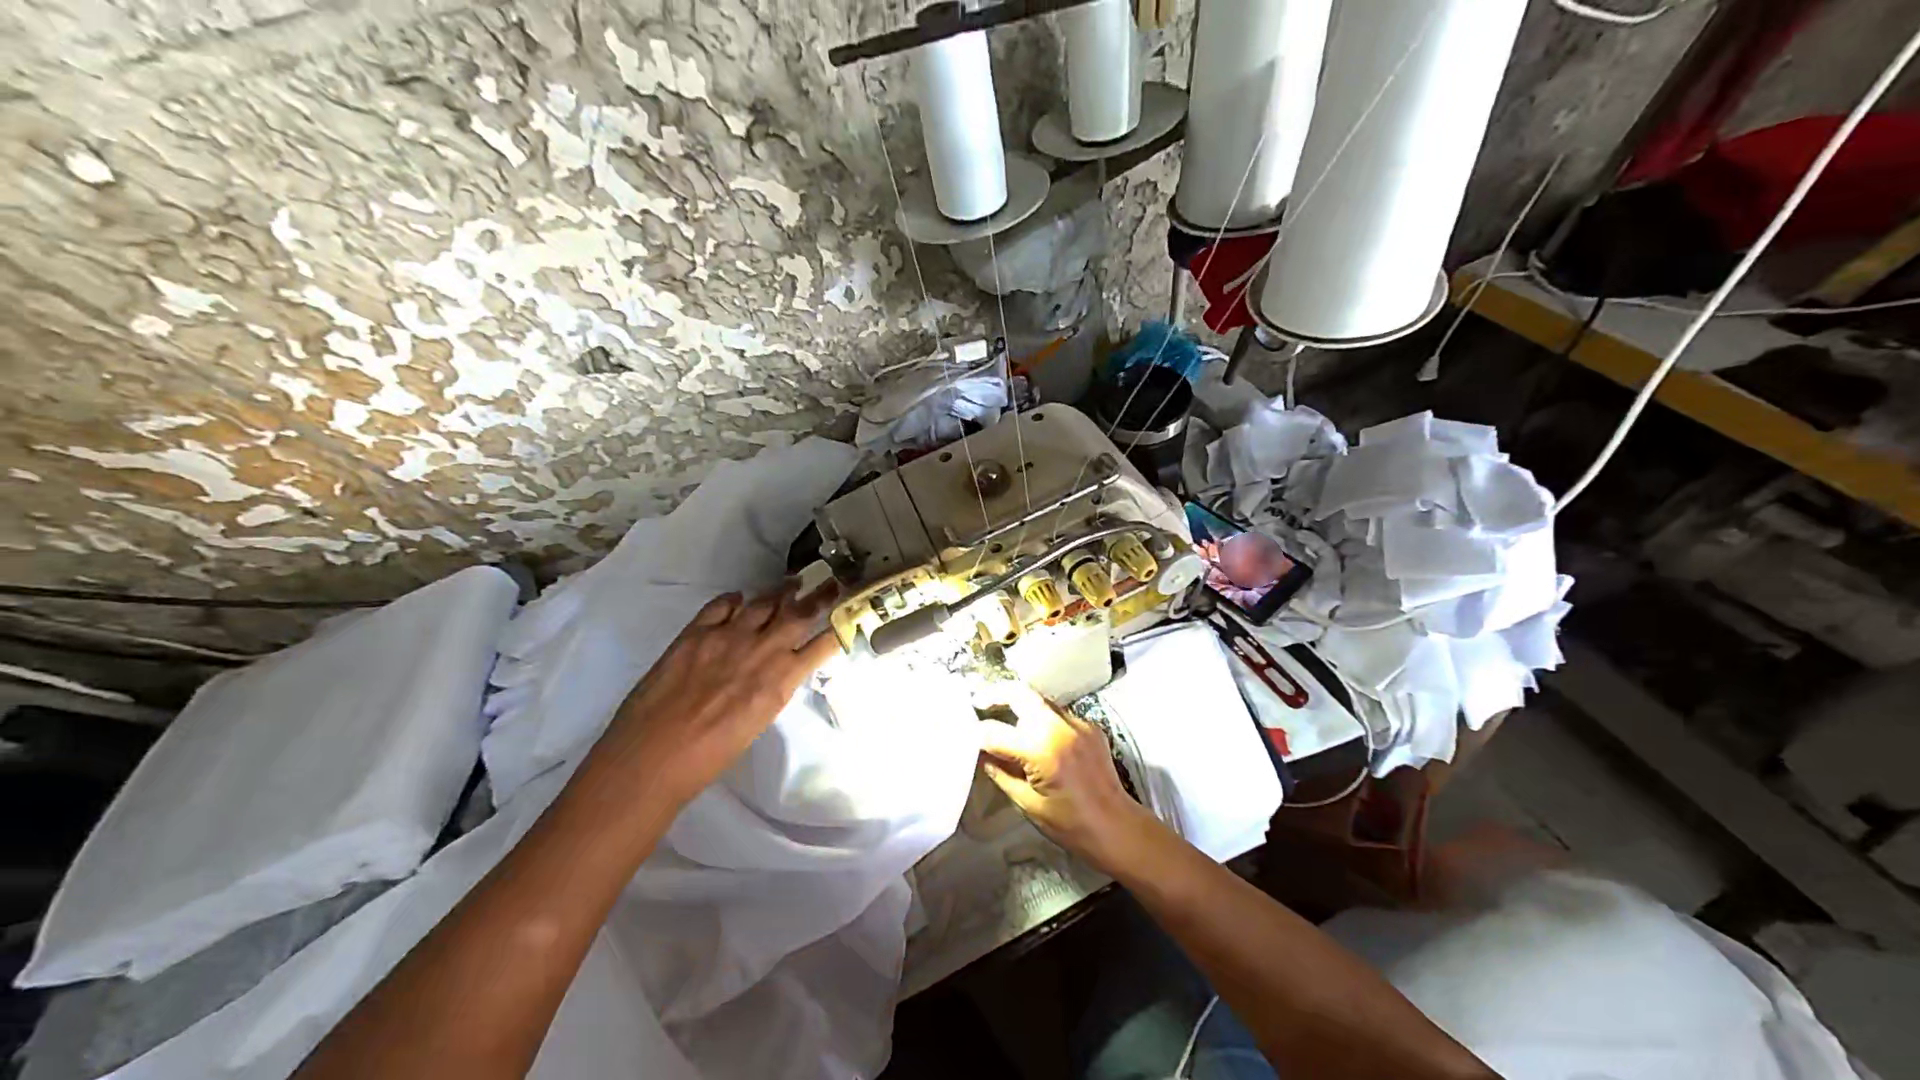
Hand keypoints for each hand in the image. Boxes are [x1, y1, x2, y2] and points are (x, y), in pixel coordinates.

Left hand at [589, 579, 841, 809]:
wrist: (653, 756)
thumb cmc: (709, 757)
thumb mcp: (756, 723)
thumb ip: (769, 690)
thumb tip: (772, 674)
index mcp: (781, 681)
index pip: (821, 645)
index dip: (836, 628)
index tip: (846, 615)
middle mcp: (761, 651)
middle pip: (798, 613)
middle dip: (819, 596)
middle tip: (831, 581)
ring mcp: (727, 636)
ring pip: (764, 603)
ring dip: (781, 592)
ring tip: (791, 583)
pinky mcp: (695, 632)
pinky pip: (721, 605)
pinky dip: (734, 599)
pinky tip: (738, 598)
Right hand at [977, 683, 1162, 874]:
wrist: (1117, 827)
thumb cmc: (1070, 825)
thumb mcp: (1027, 803)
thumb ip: (1000, 772)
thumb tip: (979, 754)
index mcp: (1041, 750)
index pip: (995, 731)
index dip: (977, 734)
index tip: (967, 736)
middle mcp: (1059, 727)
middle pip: (1019, 693)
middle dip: (996, 695)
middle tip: (979, 703)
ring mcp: (1078, 723)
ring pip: (1039, 700)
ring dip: (1020, 706)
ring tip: (1005, 719)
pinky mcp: (1090, 725)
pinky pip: (1058, 713)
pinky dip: (1042, 719)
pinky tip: (1037, 737)